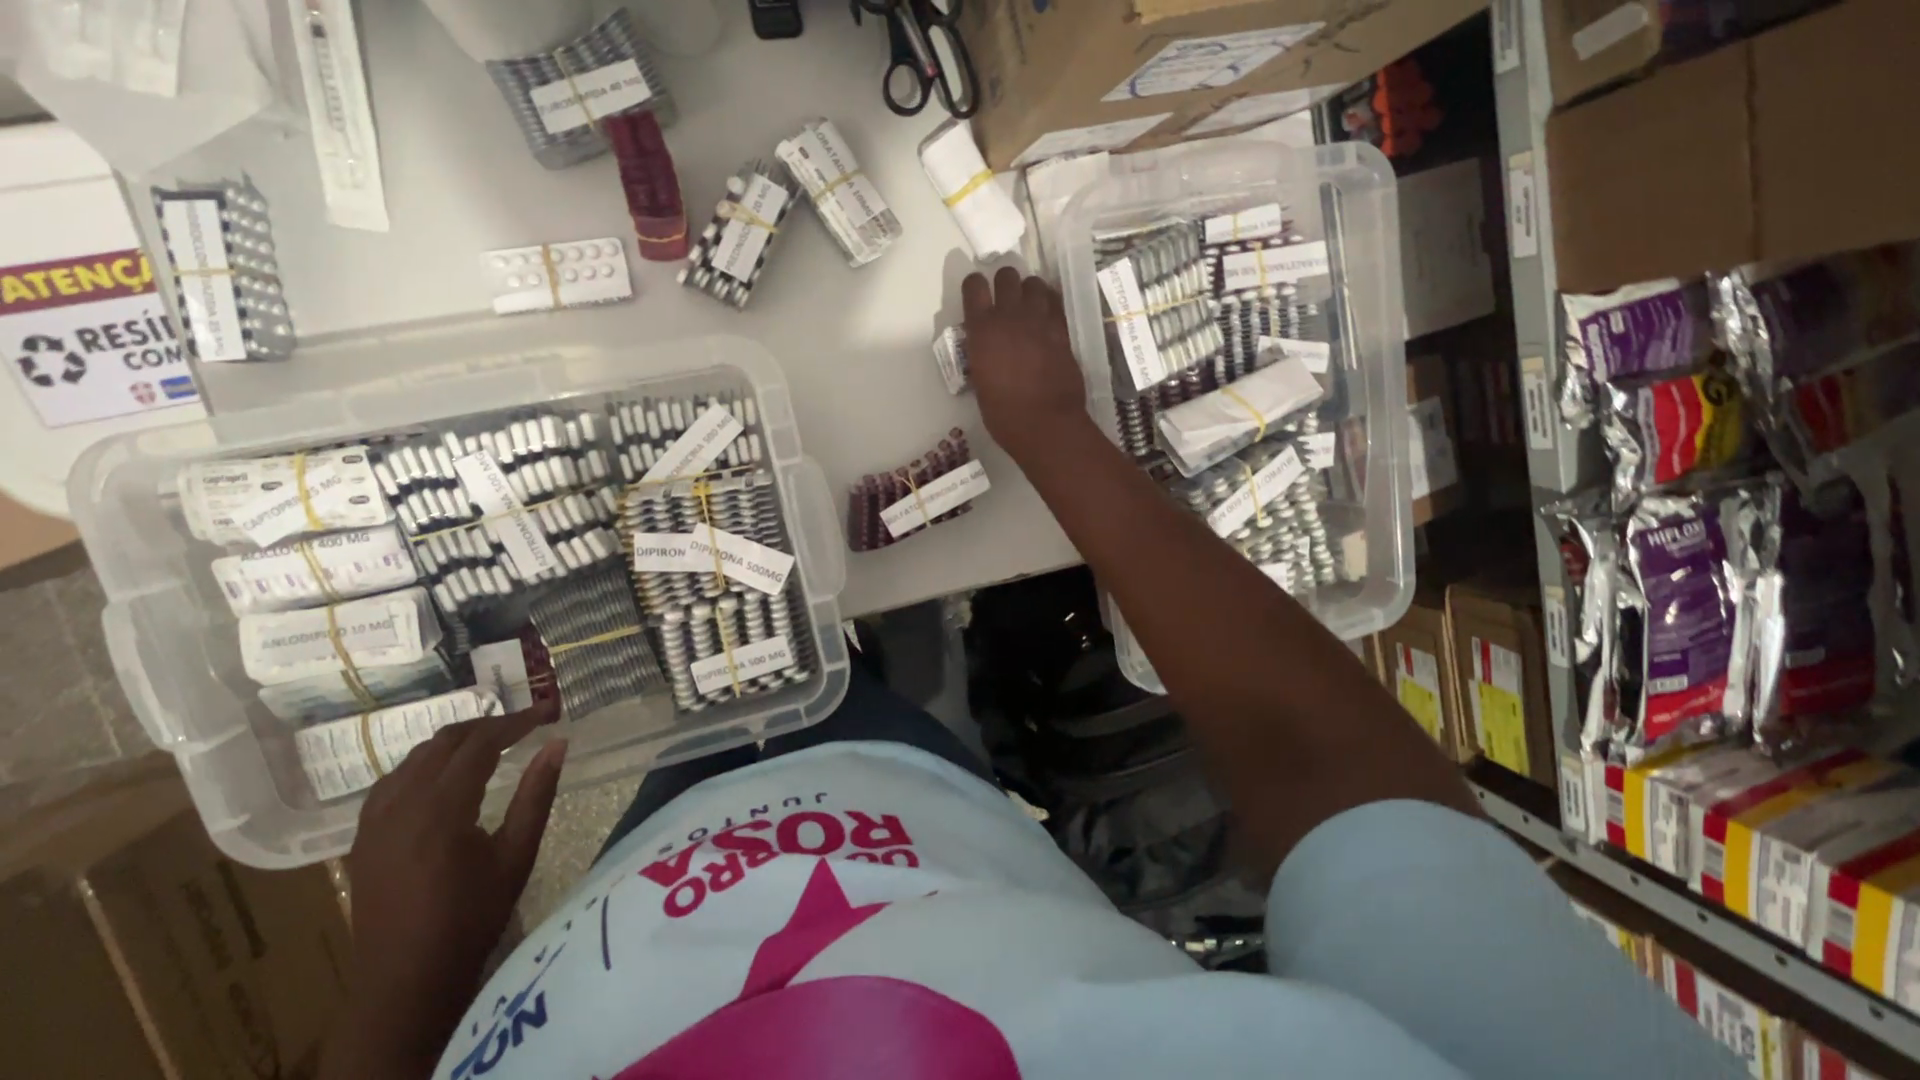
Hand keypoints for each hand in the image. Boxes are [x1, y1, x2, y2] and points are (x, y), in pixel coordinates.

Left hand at [323, 703, 564, 1078]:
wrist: (406, 977)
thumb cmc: (472, 918)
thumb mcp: (516, 855)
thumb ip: (537, 795)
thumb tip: (557, 744)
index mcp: (441, 806)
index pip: (480, 743)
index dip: (514, 723)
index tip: (545, 713)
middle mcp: (401, 802)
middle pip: (444, 742)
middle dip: (485, 726)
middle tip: (523, 725)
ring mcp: (374, 817)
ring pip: (415, 758)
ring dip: (453, 743)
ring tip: (489, 744)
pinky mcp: (363, 834)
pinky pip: (392, 780)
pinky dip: (423, 765)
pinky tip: (442, 775)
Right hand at [962, 267, 1090, 463]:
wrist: (1045, 423)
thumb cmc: (1003, 413)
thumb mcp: (980, 379)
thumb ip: (983, 353)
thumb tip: (987, 345)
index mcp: (982, 329)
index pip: (974, 286)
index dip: (975, 286)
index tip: (977, 295)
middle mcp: (1009, 316)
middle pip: (1006, 276)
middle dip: (1004, 283)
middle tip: (1005, 299)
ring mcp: (1039, 321)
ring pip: (1034, 283)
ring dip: (1029, 290)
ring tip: (1028, 304)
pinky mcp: (1062, 330)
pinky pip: (1055, 302)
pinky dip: (1049, 302)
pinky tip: (1046, 314)